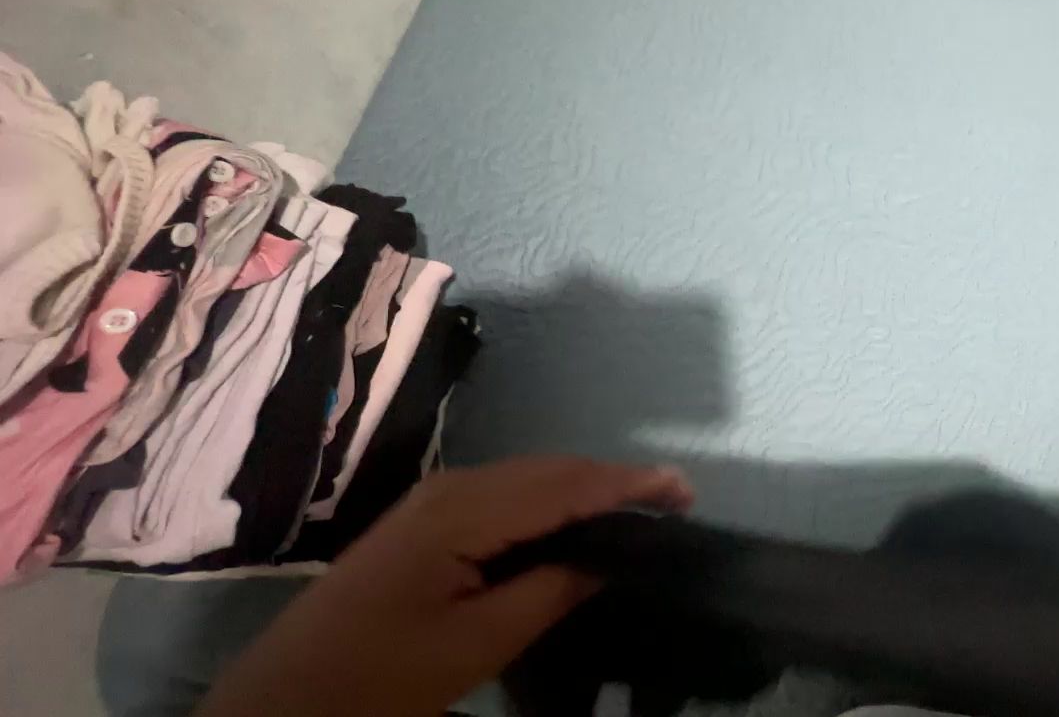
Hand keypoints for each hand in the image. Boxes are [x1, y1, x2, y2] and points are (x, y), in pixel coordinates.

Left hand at [194, 456, 692, 716]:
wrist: (269, 713)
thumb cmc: (374, 684)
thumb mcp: (473, 647)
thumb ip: (550, 591)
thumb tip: (610, 557)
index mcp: (464, 511)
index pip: (568, 483)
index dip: (631, 483)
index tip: (685, 491)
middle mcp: (454, 487)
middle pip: (555, 469)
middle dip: (617, 480)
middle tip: (673, 500)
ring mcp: (437, 499)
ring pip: (535, 476)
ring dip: (589, 487)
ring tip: (639, 506)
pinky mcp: (428, 518)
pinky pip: (510, 492)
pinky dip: (556, 499)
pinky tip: (577, 518)